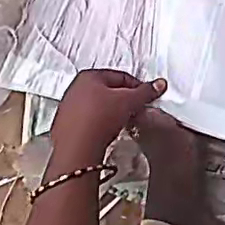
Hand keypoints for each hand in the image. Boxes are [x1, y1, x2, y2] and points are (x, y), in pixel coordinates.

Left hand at [51, 70, 166, 168]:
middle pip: (108, 90)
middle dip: (123, 100)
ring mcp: (69, 108)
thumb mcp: (129, 102)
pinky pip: (88, 121)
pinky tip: (106, 132)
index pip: (121, 76)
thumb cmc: (96, 120)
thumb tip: (157, 85)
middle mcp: (75, 89)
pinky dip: (99, 124)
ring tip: (121, 122)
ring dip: (111, 112)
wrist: (78, 148)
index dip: (137, 86)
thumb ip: (145, 92)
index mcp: (89, 76)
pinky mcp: (67, 126)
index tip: (145, 96)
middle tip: (134, 109)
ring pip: (97, 106)